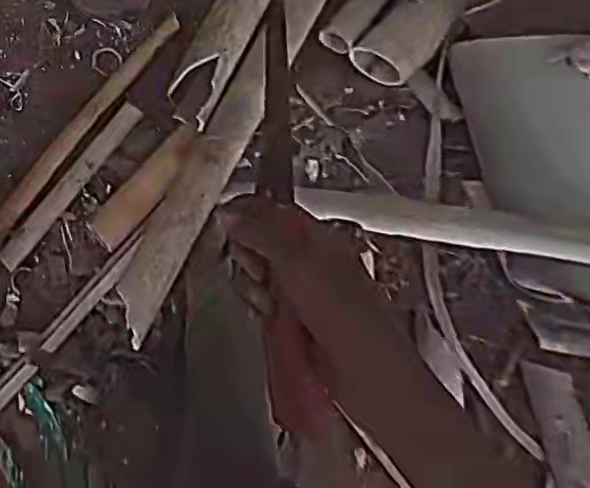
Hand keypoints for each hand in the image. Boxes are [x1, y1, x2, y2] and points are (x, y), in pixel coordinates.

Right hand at [218, 196, 418, 402]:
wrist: (368, 377)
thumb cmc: (346, 315)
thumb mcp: (296, 264)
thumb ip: (257, 234)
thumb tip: (226, 215)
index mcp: (319, 238)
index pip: (273, 210)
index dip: (245, 210)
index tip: (221, 217)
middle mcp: (309, 260)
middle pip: (258, 240)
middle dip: (247, 252)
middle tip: (255, 267)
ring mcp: (301, 289)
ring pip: (254, 269)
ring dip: (252, 283)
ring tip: (269, 301)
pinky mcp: (291, 315)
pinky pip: (258, 296)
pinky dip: (257, 302)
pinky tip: (270, 314)